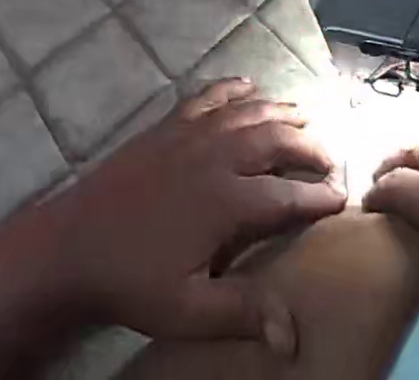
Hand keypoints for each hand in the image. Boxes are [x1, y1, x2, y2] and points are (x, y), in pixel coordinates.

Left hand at [39, 79, 346, 354]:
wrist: (74, 240)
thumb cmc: (132, 277)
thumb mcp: (188, 308)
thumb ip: (242, 312)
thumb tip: (294, 333)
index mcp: (223, 201)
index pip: (286, 194)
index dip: (319, 196)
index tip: (344, 198)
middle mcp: (211, 157)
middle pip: (272, 139)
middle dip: (308, 145)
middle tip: (332, 157)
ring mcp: (186, 135)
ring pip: (243, 113)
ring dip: (278, 111)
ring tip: (304, 116)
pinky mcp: (164, 126)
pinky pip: (204, 97)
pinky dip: (229, 88)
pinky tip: (246, 85)